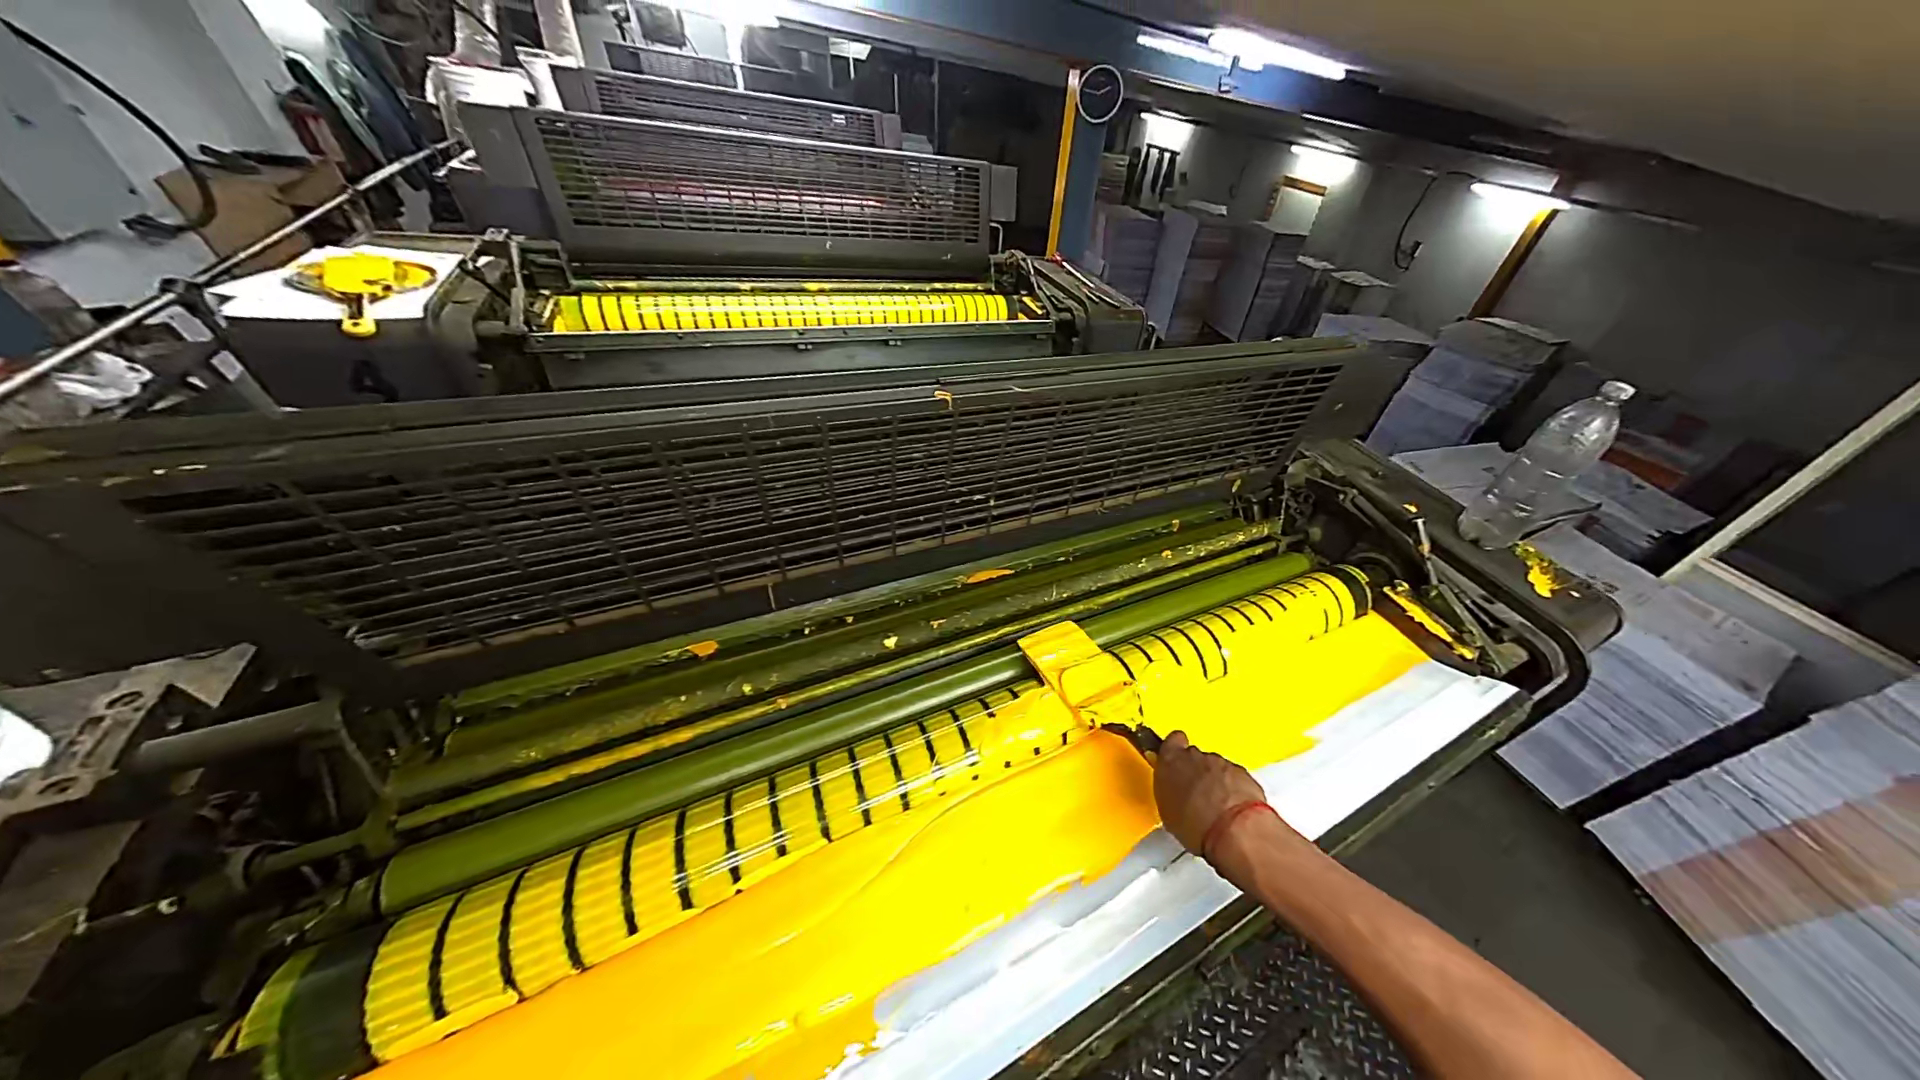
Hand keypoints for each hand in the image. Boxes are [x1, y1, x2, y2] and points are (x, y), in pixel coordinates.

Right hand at [1151, 730, 1269, 855]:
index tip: (1175, 763)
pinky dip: (1235, 790)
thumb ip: (1169, 792)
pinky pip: (1236, 778)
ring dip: (1216, 783)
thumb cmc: (1194, 823)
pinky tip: (1232, 810)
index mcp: (1170, 760)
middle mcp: (1195, 756)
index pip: (1171, 742)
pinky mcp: (1243, 773)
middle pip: (1195, 756)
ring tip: (1215, 809)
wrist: (1231, 830)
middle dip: (1196, 772)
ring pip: (1217, 768)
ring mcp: (1221, 763)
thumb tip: (1173, 799)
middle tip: (1195, 796)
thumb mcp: (1168, 812)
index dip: (1175, 750)